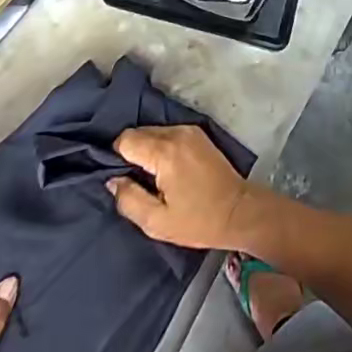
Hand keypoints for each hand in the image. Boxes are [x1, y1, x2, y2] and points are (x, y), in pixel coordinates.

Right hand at [109, 125, 256, 250]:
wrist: (238, 210)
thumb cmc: (196, 219)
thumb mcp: (155, 220)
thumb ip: (128, 198)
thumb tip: (113, 180)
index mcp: (167, 151)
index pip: (126, 139)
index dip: (115, 157)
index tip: (118, 178)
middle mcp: (180, 132)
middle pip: (140, 132)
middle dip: (130, 153)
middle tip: (131, 181)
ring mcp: (192, 131)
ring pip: (154, 131)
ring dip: (145, 150)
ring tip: (147, 178)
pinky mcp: (200, 135)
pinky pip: (169, 134)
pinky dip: (160, 148)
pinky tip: (162, 170)